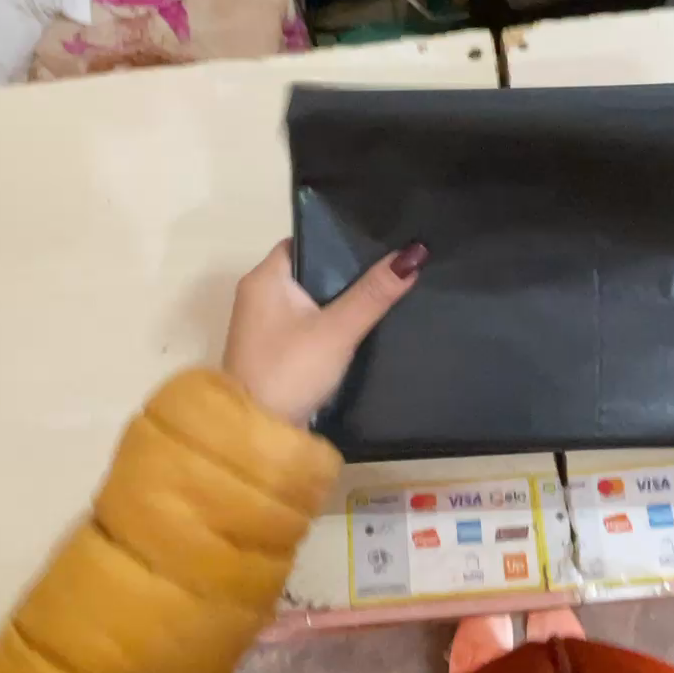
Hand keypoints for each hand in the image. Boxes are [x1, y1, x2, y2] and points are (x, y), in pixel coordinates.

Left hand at [222, 239, 427, 425]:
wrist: (259, 434)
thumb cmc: (291, 370)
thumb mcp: (338, 330)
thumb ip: (374, 293)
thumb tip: (414, 253)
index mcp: (264, 277)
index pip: (307, 240)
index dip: (342, 237)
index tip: (381, 239)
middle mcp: (259, 294)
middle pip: (312, 269)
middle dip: (349, 269)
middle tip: (393, 262)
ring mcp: (265, 324)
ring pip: (313, 297)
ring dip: (342, 296)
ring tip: (387, 286)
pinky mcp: (276, 349)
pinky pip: (309, 321)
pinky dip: (332, 320)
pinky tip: (362, 322)